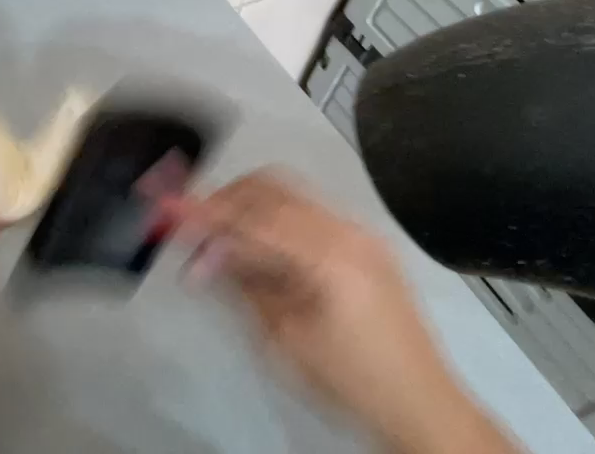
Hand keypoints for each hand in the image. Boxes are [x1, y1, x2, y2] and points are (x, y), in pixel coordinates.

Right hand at [171, 172, 516, 453]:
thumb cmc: (351, 381)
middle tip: (194, 227)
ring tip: (222, 242)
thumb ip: (245, 282)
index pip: (252, 215)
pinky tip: (259, 249)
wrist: (425, 407)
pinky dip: (274, 219)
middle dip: (225, 199)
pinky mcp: (364, 241)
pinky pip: (307, 212)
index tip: (168, 204)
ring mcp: (360, 231)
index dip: (206, 209)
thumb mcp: (285, 339)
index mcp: (328, 255)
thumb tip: (206, 250)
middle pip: (269, 187)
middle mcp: (346, 229)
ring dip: (248, 207)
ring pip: (287, 194)